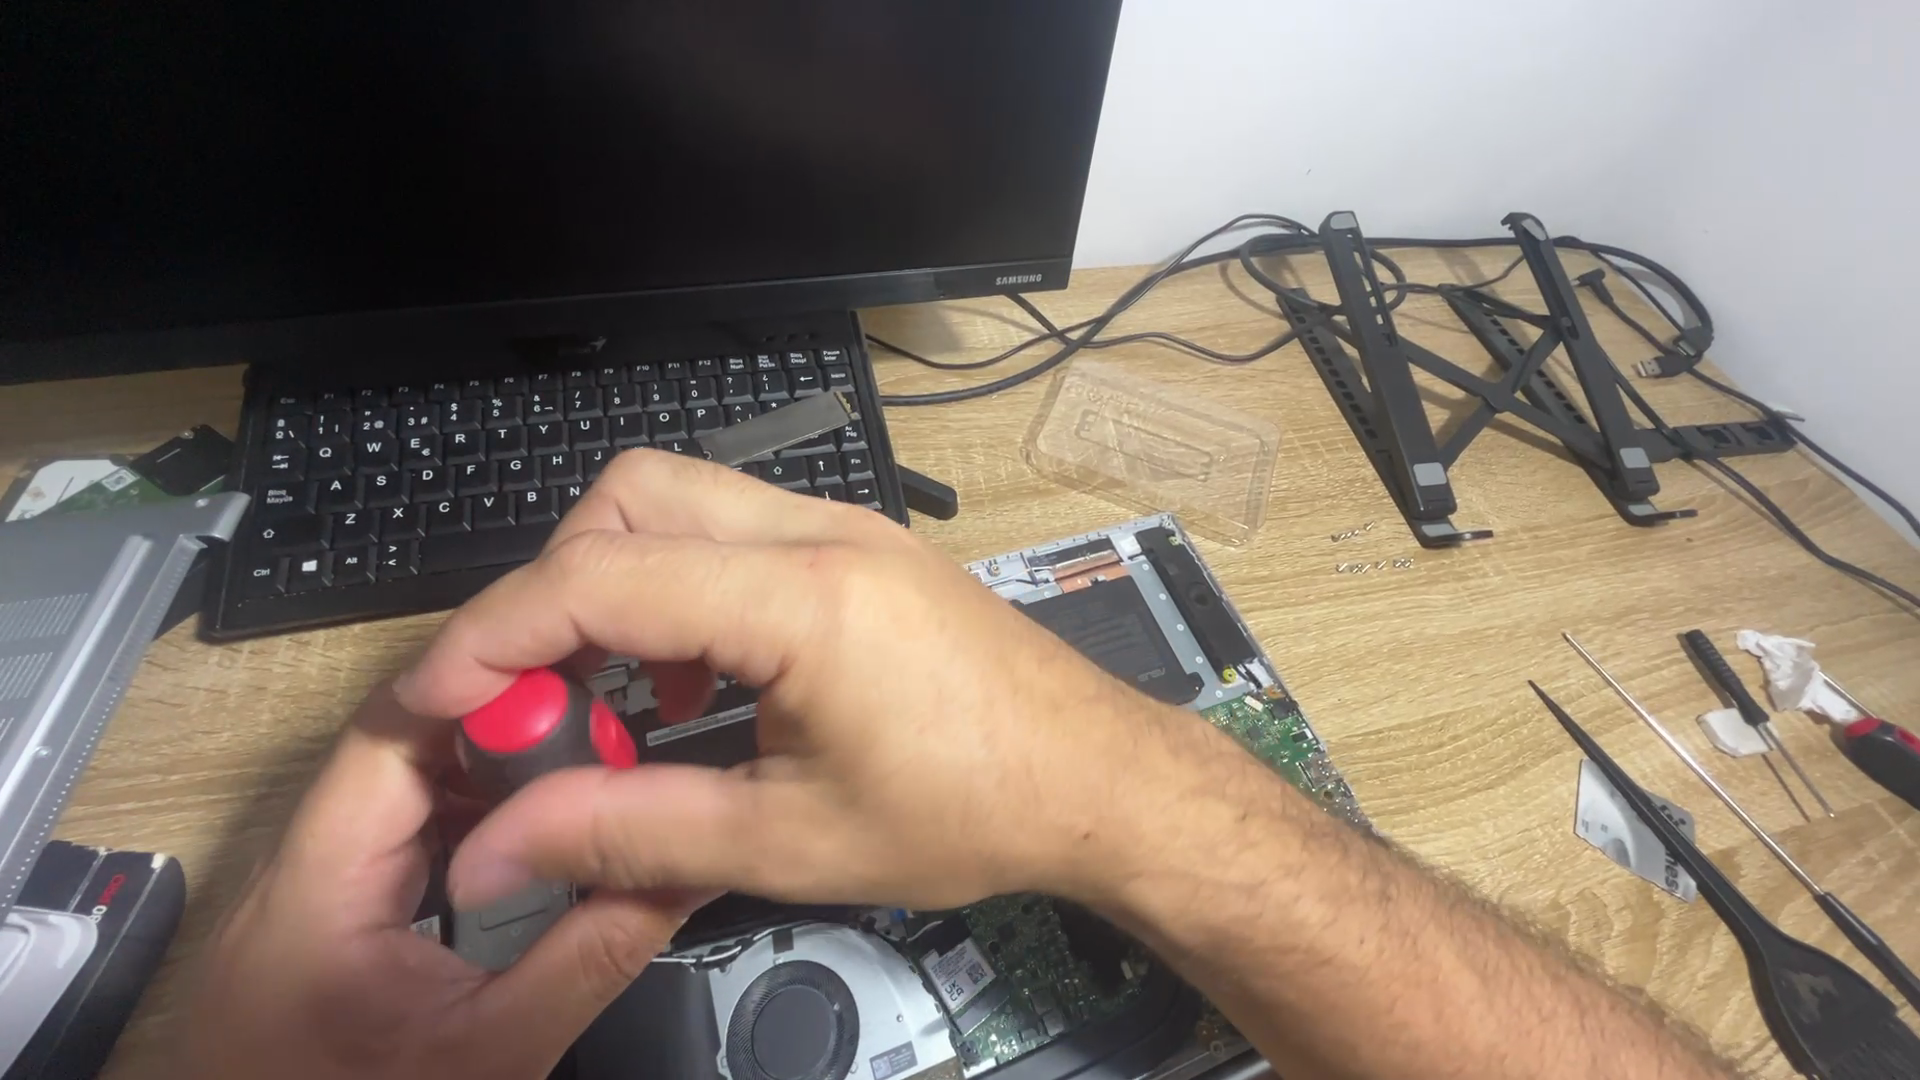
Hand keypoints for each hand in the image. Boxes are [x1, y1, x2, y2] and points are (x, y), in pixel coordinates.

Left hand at [175, 683, 710, 1079]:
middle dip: (512, 722)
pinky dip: (486, 804)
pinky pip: (418, 819)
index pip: (394, 731)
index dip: (489, 690)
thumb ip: (595, 953)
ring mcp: (313, 884)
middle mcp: (299, 867)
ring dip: (503, 760)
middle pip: (408, 740)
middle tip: (609, 733)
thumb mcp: (493, 1057)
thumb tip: (687, 867)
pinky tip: (543, 824)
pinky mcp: (336, 903)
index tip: (587, 691)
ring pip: (416, 773)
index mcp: (313, 892)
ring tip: (589, 770)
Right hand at [395, 450, 1202, 914]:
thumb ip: (633, 834)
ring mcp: (854, 528)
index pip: (603, 573)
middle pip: (638, 491)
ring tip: (630, 692)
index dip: (495, 631)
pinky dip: (691, 582)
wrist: (1094, 775)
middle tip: (547, 686)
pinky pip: (746, 529)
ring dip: (627, 576)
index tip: (442, 698)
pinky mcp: (869, 548)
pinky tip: (709, 672)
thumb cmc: (968, 811)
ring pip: (691, 498)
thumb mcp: (792, 841)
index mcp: (805, 599)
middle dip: (560, 577)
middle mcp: (825, 532)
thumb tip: (501, 845)